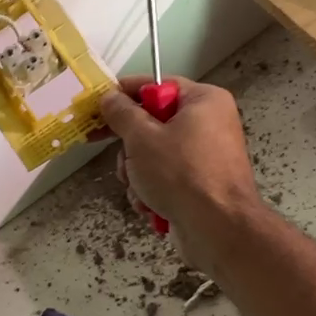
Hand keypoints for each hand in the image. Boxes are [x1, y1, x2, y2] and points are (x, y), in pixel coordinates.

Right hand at [98, 76, 265, 271]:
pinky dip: (153, 192)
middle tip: (121, 160)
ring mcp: (205, 157)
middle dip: (131, 148)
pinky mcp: (199, 186)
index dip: (124, 95)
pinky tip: (151, 206)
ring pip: (153, 155)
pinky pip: (165, 178)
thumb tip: (109, 97)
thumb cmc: (181, 174)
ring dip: (138, 175)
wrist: (218, 230)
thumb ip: (121, 113)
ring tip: (142, 190)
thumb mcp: (142, 137)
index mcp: (203, 101)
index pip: (156, 85)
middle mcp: (209, 124)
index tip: (97, 106)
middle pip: (153, 124)